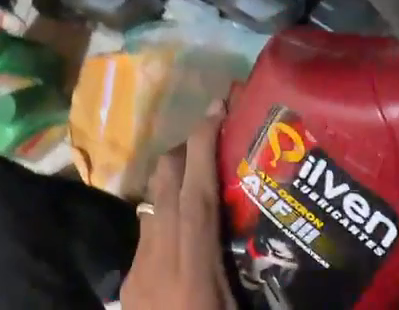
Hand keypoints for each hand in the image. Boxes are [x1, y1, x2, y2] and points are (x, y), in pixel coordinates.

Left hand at [121, 101, 236, 309]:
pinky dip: (165, 213)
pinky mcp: (127, 280)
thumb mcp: (239, 309)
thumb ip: (250, 267)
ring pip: (153, 201)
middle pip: (165, 182)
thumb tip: (271, 226)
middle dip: (187, 149)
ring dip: (174, 180)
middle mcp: (159, 260)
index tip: (216, 108)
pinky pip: (147, 229)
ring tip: (202, 176)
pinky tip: (184, 223)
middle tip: (215, 139)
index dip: (203, 146)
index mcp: (193, 271)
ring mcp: (137, 268)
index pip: (196, 194)